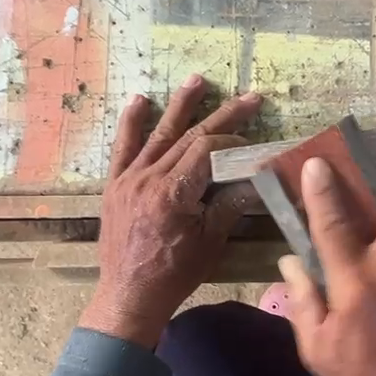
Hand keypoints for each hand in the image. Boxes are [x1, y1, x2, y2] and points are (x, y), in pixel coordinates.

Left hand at [81, 74, 262, 347]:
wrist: (129, 295)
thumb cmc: (175, 271)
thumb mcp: (211, 240)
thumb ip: (231, 202)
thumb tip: (259, 177)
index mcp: (173, 193)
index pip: (207, 149)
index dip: (233, 140)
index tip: (253, 142)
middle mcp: (148, 179)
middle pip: (189, 136)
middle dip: (223, 115)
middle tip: (249, 97)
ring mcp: (129, 179)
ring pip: (159, 134)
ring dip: (181, 105)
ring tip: (197, 80)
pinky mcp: (115, 185)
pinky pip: (123, 148)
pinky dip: (132, 123)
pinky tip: (140, 101)